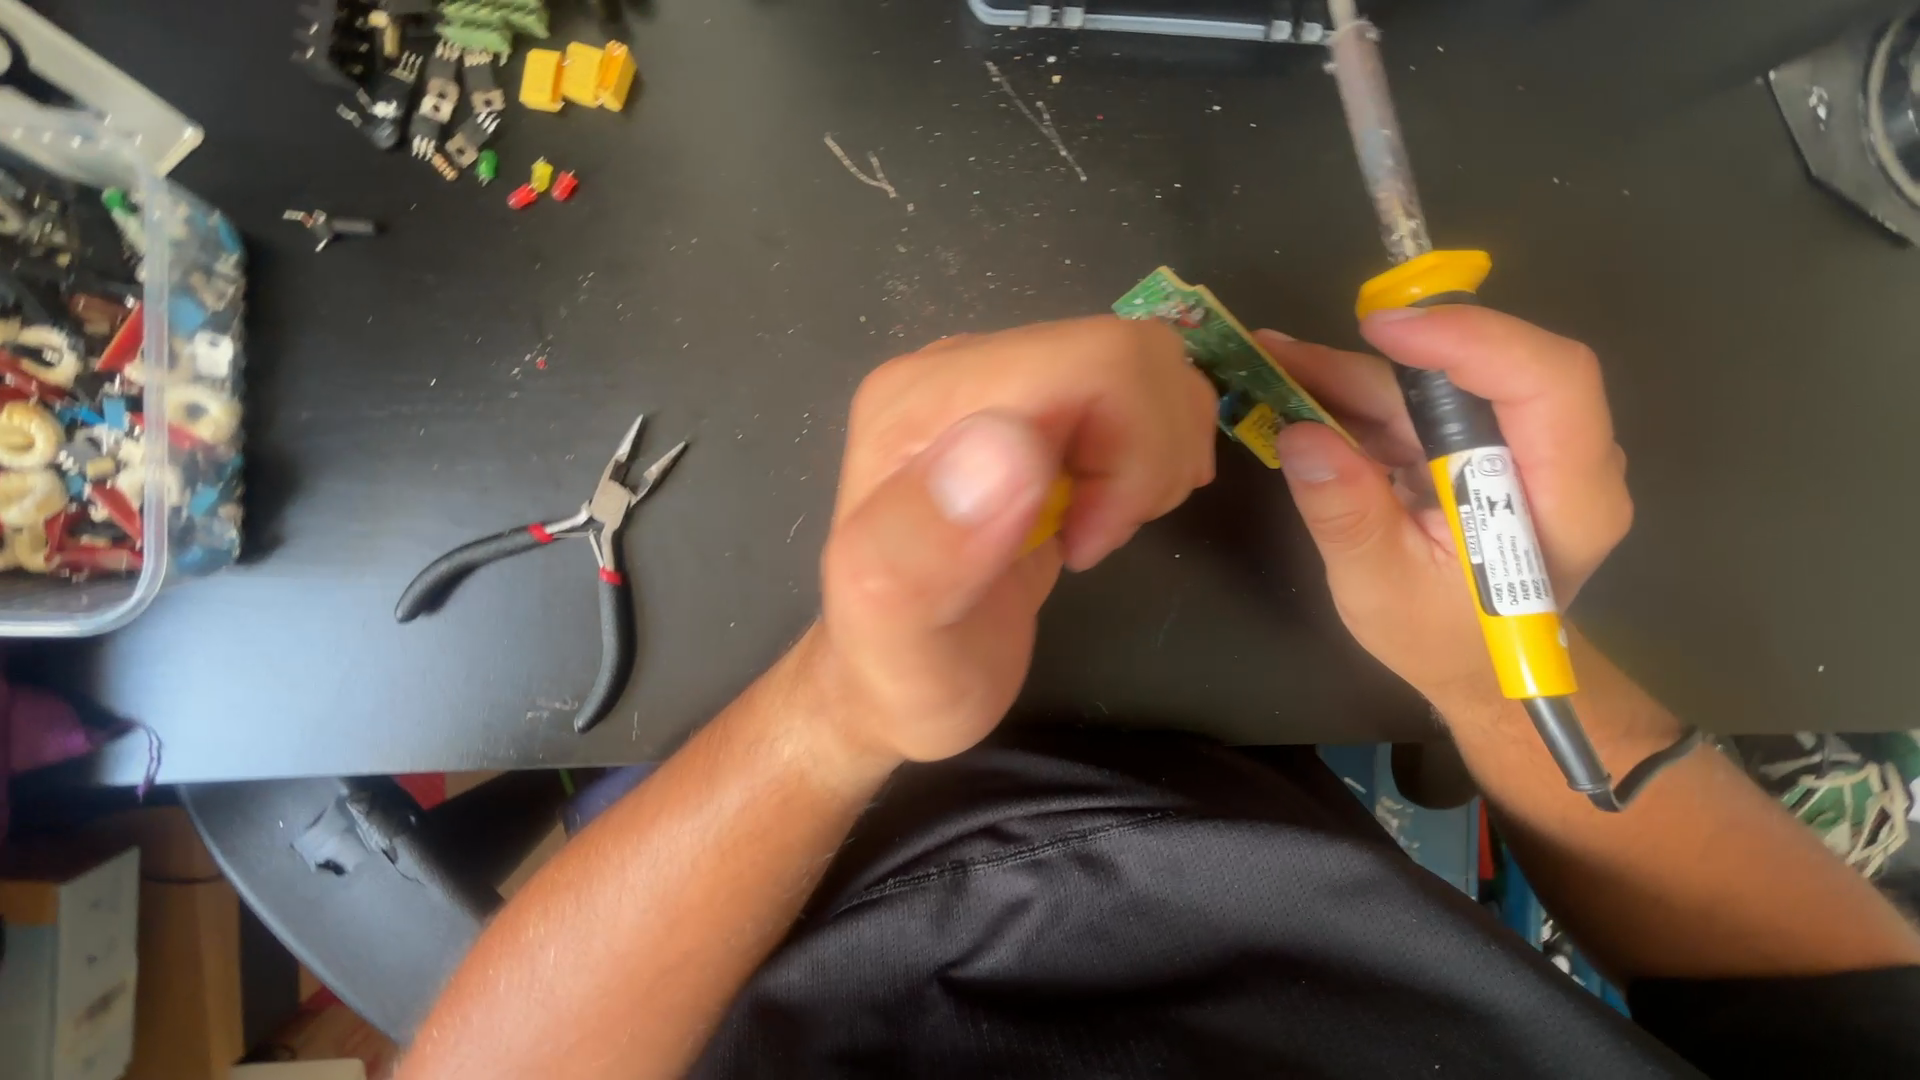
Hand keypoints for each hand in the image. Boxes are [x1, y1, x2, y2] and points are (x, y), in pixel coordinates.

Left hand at [808, 317, 1215, 765]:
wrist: (900, 681)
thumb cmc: (902, 670)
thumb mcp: (897, 633)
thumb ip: (929, 543)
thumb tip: (1009, 446)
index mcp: (922, 399)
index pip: (1095, 363)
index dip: (1130, 455)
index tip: (1086, 542)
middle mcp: (959, 371)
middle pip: (1130, 356)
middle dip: (1148, 457)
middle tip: (1096, 535)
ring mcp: (1002, 389)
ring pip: (1144, 370)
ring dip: (1152, 458)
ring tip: (1096, 526)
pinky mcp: (1036, 416)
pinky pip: (1135, 397)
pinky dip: (1147, 456)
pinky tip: (1102, 510)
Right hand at [1259, 306, 1631, 719]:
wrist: (1477, 671)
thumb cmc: (1443, 642)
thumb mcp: (1381, 589)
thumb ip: (1346, 515)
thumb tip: (1299, 436)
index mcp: (1563, 494)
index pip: (1546, 384)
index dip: (1472, 341)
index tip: (1383, 330)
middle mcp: (1546, 455)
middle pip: (1469, 378)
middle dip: (1372, 362)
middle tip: (1283, 354)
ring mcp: (1505, 450)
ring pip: (1428, 389)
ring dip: (1346, 377)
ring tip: (1271, 366)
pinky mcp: (1465, 451)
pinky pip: (1407, 411)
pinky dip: (1347, 401)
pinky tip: (1294, 393)